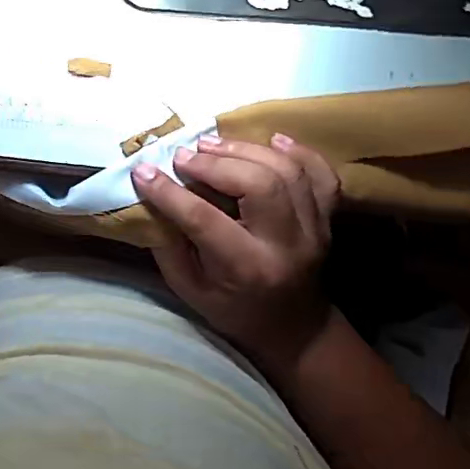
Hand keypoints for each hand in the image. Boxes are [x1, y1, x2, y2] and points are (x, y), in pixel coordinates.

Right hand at [131, 133, 340, 376]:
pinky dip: (298, 152)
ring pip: (287, 171)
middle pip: (259, 184)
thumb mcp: (188, 288)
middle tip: (183, 156)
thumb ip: (168, 244)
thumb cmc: (232, 309)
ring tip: (210, 145)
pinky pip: (321, 174)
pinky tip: (271, 140)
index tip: (143, 171)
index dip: (168, 191)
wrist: (295, 327)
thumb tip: (148, 198)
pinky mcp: (327, 217)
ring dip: (245, 150)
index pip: (203, 219)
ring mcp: (315, 228)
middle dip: (215, 163)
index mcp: (246, 268)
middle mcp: (287, 245)